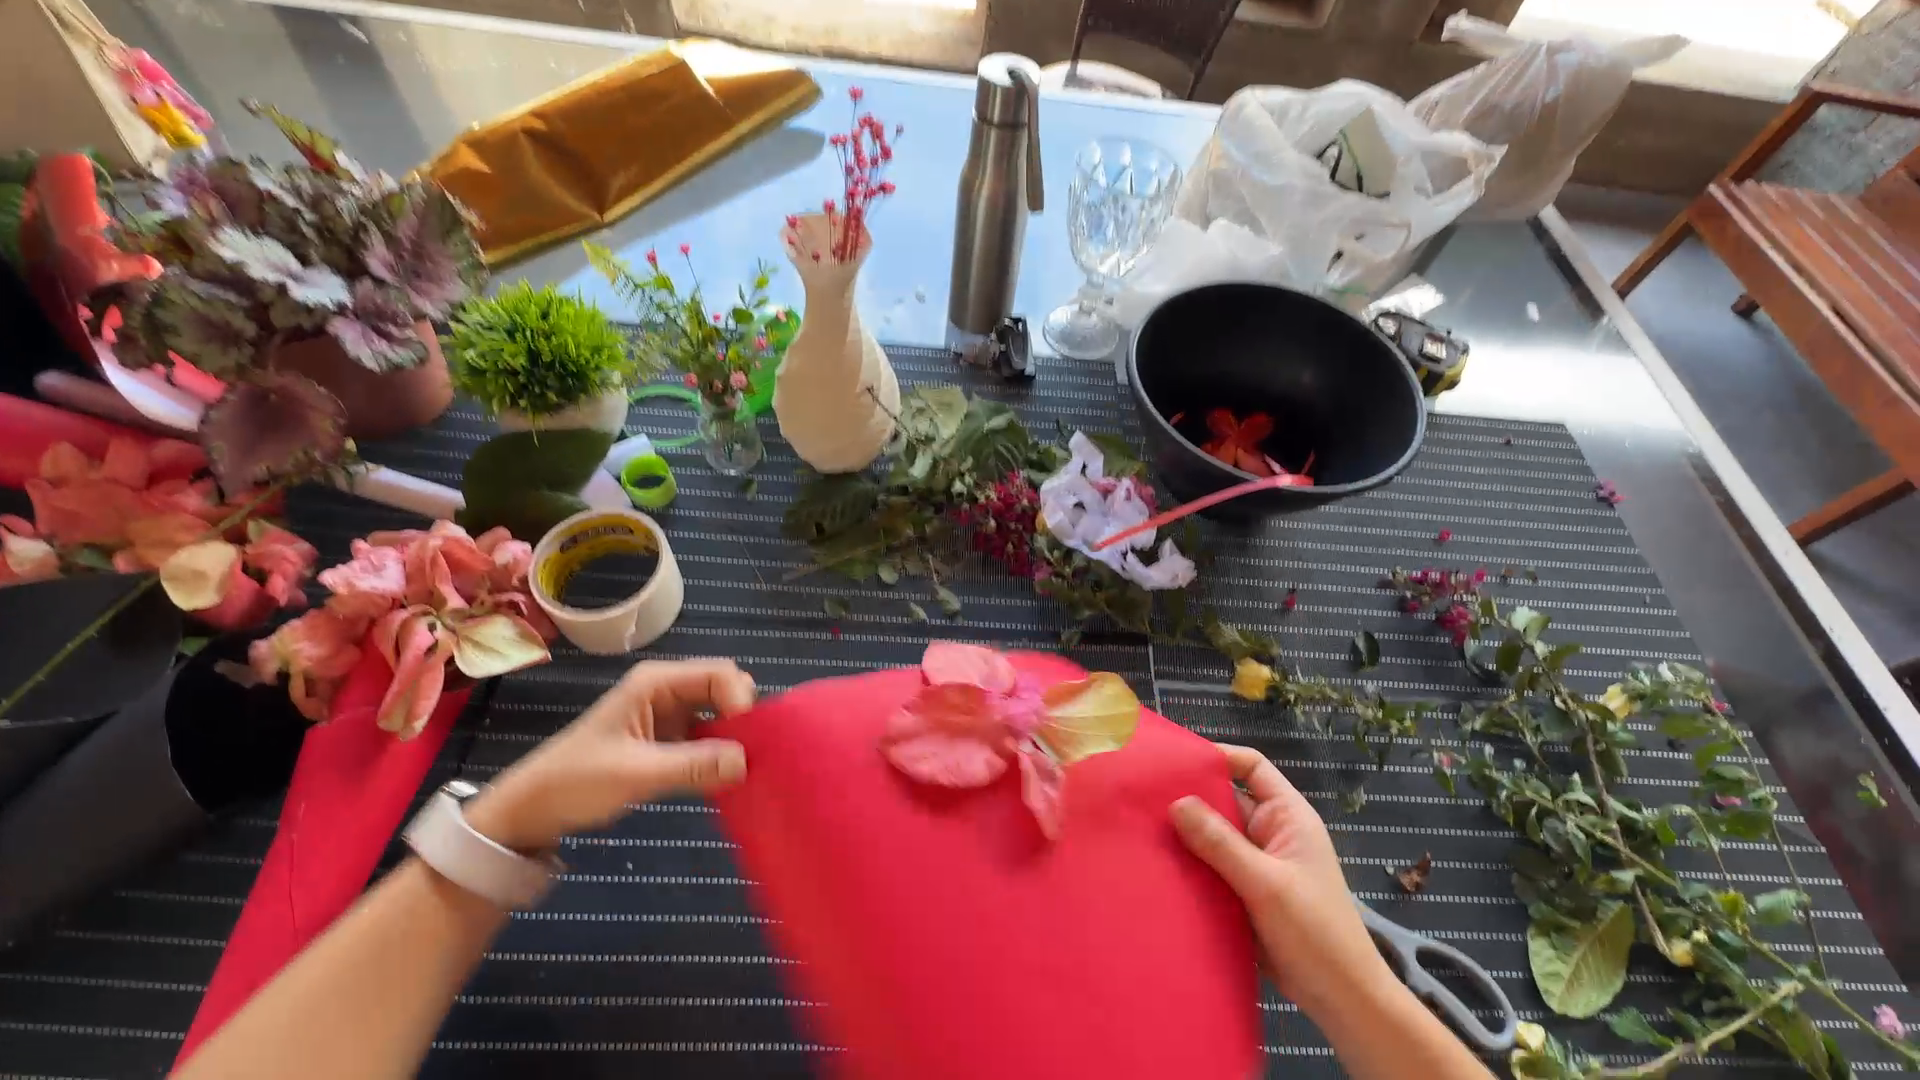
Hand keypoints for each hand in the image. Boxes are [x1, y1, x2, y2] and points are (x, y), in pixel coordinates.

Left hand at [465, 659, 755, 852]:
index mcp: (657, 682)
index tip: (747, 739)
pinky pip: (709, 739)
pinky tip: (727, 779)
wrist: (533, 810)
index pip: (719, 673)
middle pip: (725, 690)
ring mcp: (670, 716)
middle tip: (751, 756)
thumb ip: (693, 765)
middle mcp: (668, 691)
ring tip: (746, 770)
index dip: (739, 700)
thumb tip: (747, 761)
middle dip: (742, 718)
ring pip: (721, 716)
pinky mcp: (670, 741)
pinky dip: (721, 755)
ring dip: (734, 739)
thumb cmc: (577, 780)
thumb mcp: (636, 773)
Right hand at [1169, 743, 1394, 1014]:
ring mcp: (1256, 864)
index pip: (1252, 767)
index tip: (1175, 762)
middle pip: (1224, 801)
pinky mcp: (1243, 893)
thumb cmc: (1315, 932)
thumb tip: (1175, 802)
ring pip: (1213, 836)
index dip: (1218, 757)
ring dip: (1184, 835)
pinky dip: (1188, 865)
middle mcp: (1270, 833)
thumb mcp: (1266, 883)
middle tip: (1142, 798)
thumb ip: (1220, 842)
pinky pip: (1210, 867)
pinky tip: (1157, 866)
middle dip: (1188, 799)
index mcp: (1287, 817)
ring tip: (1140, 829)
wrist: (1342, 1000)